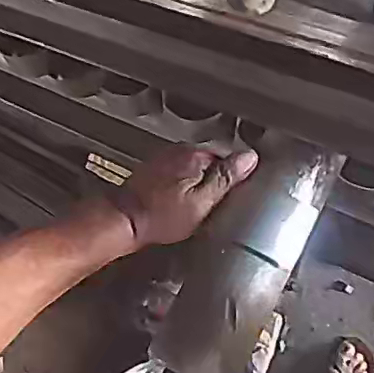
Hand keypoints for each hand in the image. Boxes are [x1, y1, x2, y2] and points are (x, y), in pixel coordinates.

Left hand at [107, 144, 258, 250]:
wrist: (124, 221)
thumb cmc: (161, 216)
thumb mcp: (203, 203)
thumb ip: (226, 179)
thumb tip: (249, 157)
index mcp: (195, 155)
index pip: (228, 158)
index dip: (232, 179)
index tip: (229, 197)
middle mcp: (178, 151)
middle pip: (209, 162)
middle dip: (213, 181)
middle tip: (211, 206)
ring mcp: (164, 159)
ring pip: (192, 169)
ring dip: (196, 184)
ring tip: (193, 207)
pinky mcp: (153, 170)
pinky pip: (177, 175)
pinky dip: (180, 187)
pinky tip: (177, 204)